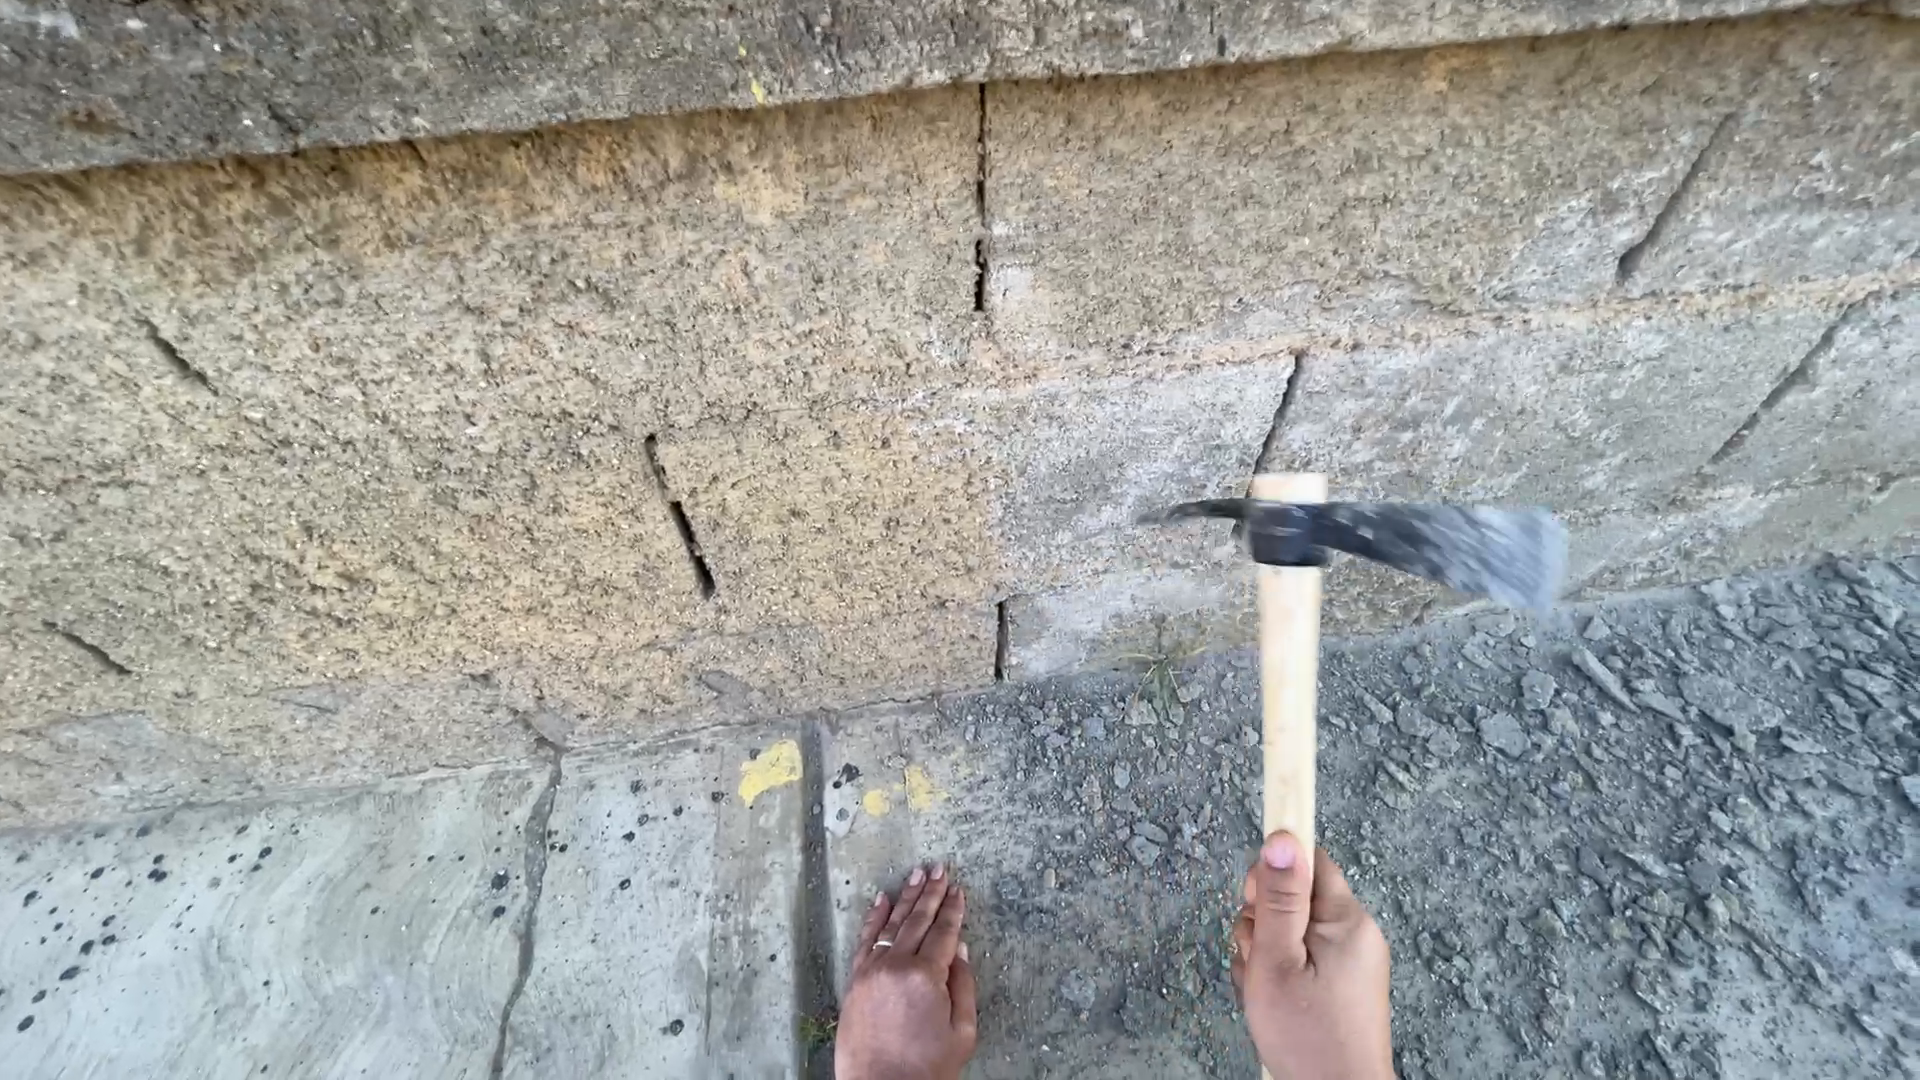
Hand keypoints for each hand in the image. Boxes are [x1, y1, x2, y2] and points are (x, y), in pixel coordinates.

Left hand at [836, 864, 977, 1079]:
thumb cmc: (926, 1070)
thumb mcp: (961, 1032)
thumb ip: (963, 984)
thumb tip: (958, 945)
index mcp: (926, 976)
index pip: (943, 931)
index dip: (953, 908)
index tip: (958, 888)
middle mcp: (897, 965)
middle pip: (918, 919)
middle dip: (932, 892)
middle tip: (940, 867)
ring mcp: (872, 970)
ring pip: (892, 924)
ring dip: (906, 897)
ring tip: (917, 874)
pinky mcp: (855, 981)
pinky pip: (865, 940)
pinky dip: (874, 917)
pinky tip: (882, 898)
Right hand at [1231, 832, 1394, 1079]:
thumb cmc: (1306, 1036)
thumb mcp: (1277, 959)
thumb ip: (1278, 897)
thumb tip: (1282, 836)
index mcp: (1347, 919)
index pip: (1308, 859)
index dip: (1273, 873)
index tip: (1255, 903)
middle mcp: (1355, 932)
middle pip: (1292, 894)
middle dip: (1261, 920)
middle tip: (1260, 958)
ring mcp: (1350, 958)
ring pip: (1288, 926)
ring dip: (1264, 949)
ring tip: (1266, 986)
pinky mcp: (1341, 980)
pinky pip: (1298, 952)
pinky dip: (1278, 969)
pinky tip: (1273, 996)